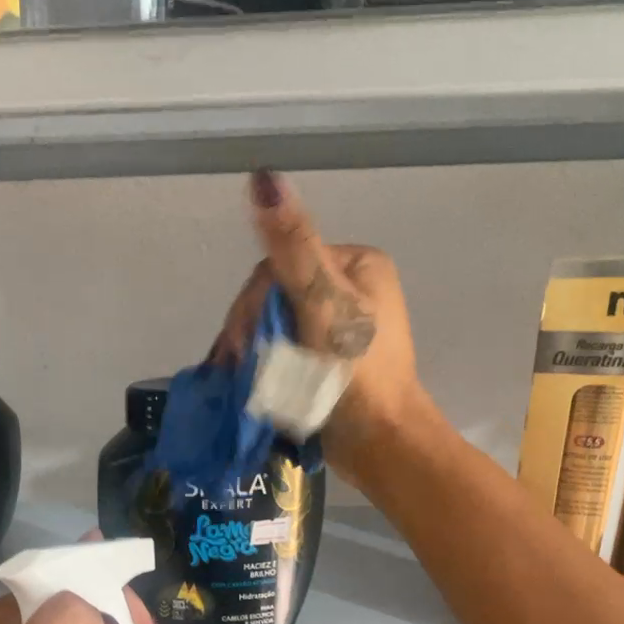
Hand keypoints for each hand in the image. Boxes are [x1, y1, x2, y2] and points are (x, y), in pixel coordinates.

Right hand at [212, 169, 441, 482]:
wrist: (381, 444)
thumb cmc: (353, 376)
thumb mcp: (321, 306)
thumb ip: (292, 247)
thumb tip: (264, 178)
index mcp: (356, 264)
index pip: (280, 266)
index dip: (252, 306)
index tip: (243, 345)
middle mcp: (352, 288)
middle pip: (275, 298)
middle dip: (253, 333)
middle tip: (242, 369)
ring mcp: (342, 326)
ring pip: (276, 327)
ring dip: (256, 354)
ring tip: (250, 385)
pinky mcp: (332, 360)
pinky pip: (287, 350)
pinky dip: (269, 368)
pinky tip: (260, 387)